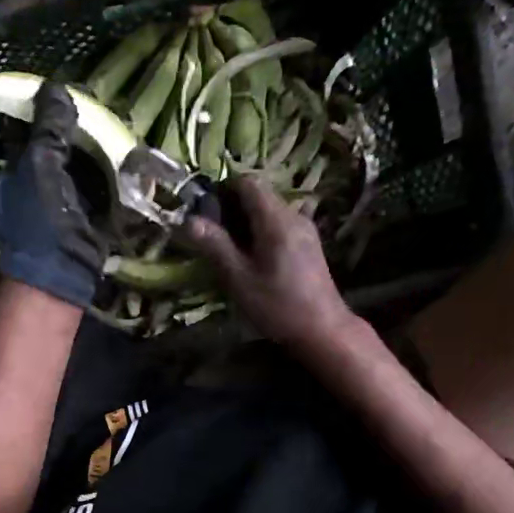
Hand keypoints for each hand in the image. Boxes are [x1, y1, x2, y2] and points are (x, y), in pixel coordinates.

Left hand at [0, 81, 105, 308]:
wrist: (63, 271)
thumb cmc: (43, 218)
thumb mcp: (42, 166)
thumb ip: (50, 129)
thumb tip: (55, 88)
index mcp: (20, 166)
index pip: (30, 126)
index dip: (46, 107)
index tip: (69, 91)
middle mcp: (40, 178)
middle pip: (60, 142)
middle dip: (78, 125)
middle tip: (102, 106)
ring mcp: (65, 196)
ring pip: (82, 161)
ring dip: (98, 146)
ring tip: (119, 125)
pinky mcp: (88, 212)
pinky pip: (101, 183)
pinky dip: (112, 170)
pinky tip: (128, 156)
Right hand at [183, 176, 358, 349]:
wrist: (323, 330)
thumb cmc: (278, 305)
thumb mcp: (239, 278)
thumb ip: (215, 246)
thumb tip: (190, 220)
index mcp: (275, 220)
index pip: (248, 182)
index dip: (224, 188)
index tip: (206, 208)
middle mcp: (293, 216)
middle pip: (260, 194)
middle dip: (233, 205)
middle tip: (213, 230)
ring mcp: (305, 228)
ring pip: (270, 208)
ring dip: (247, 218)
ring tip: (229, 245)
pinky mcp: (309, 242)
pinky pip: (280, 222)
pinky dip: (262, 229)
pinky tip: (252, 255)